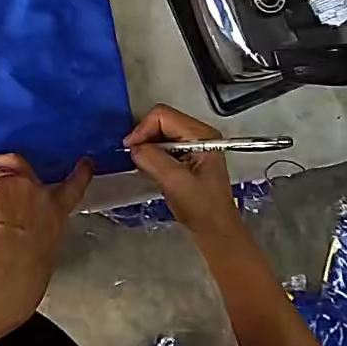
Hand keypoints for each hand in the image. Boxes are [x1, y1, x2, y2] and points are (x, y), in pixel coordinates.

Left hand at [0, 153, 93, 326]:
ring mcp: (12, 187)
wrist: (4, 268)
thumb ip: (37, 242)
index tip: (86, 164)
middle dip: (9, 163)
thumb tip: (29, 254)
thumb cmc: (25, 273)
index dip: (80, 175)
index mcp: (56, 212)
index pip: (73, 188)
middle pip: (22, 165)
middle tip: (3, 162)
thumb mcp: (42, 256)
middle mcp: (37, 193)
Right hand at [124, 105, 242, 236]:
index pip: (164, 116)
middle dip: (144, 136)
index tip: (130, 149)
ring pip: (161, 133)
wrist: (216, 230)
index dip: (143, 129)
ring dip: (148, 146)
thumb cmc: (201, 207)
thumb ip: (153, 159)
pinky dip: (153, 154)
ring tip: (141, 164)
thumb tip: (134, 147)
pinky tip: (150, 168)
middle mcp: (199, 134)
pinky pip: (165, 145)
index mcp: (202, 135)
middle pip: (162, 121)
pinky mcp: (189, 156)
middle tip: (133, 157)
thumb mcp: (175, 182)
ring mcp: (195, 144)